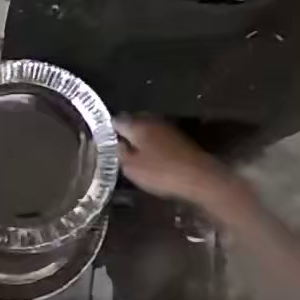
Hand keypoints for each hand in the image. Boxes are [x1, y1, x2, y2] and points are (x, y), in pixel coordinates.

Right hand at [113, 116, 242, 208]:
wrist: (200, 178)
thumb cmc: (161, 172)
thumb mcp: (131, 168)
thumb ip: (118, 153)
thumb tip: (113, 143)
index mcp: (137, 125)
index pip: (115, 121)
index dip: (106, 131)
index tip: (100, 142)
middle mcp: (152, 121)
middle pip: (132, 124)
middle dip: (123, 134)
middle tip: (114, 150)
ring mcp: (168, 129)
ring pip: (146, 131)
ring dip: (138, 141)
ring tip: (130, 156)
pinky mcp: (179, 139)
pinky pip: (158, 139)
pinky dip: (151, 146)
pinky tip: (150, 159)